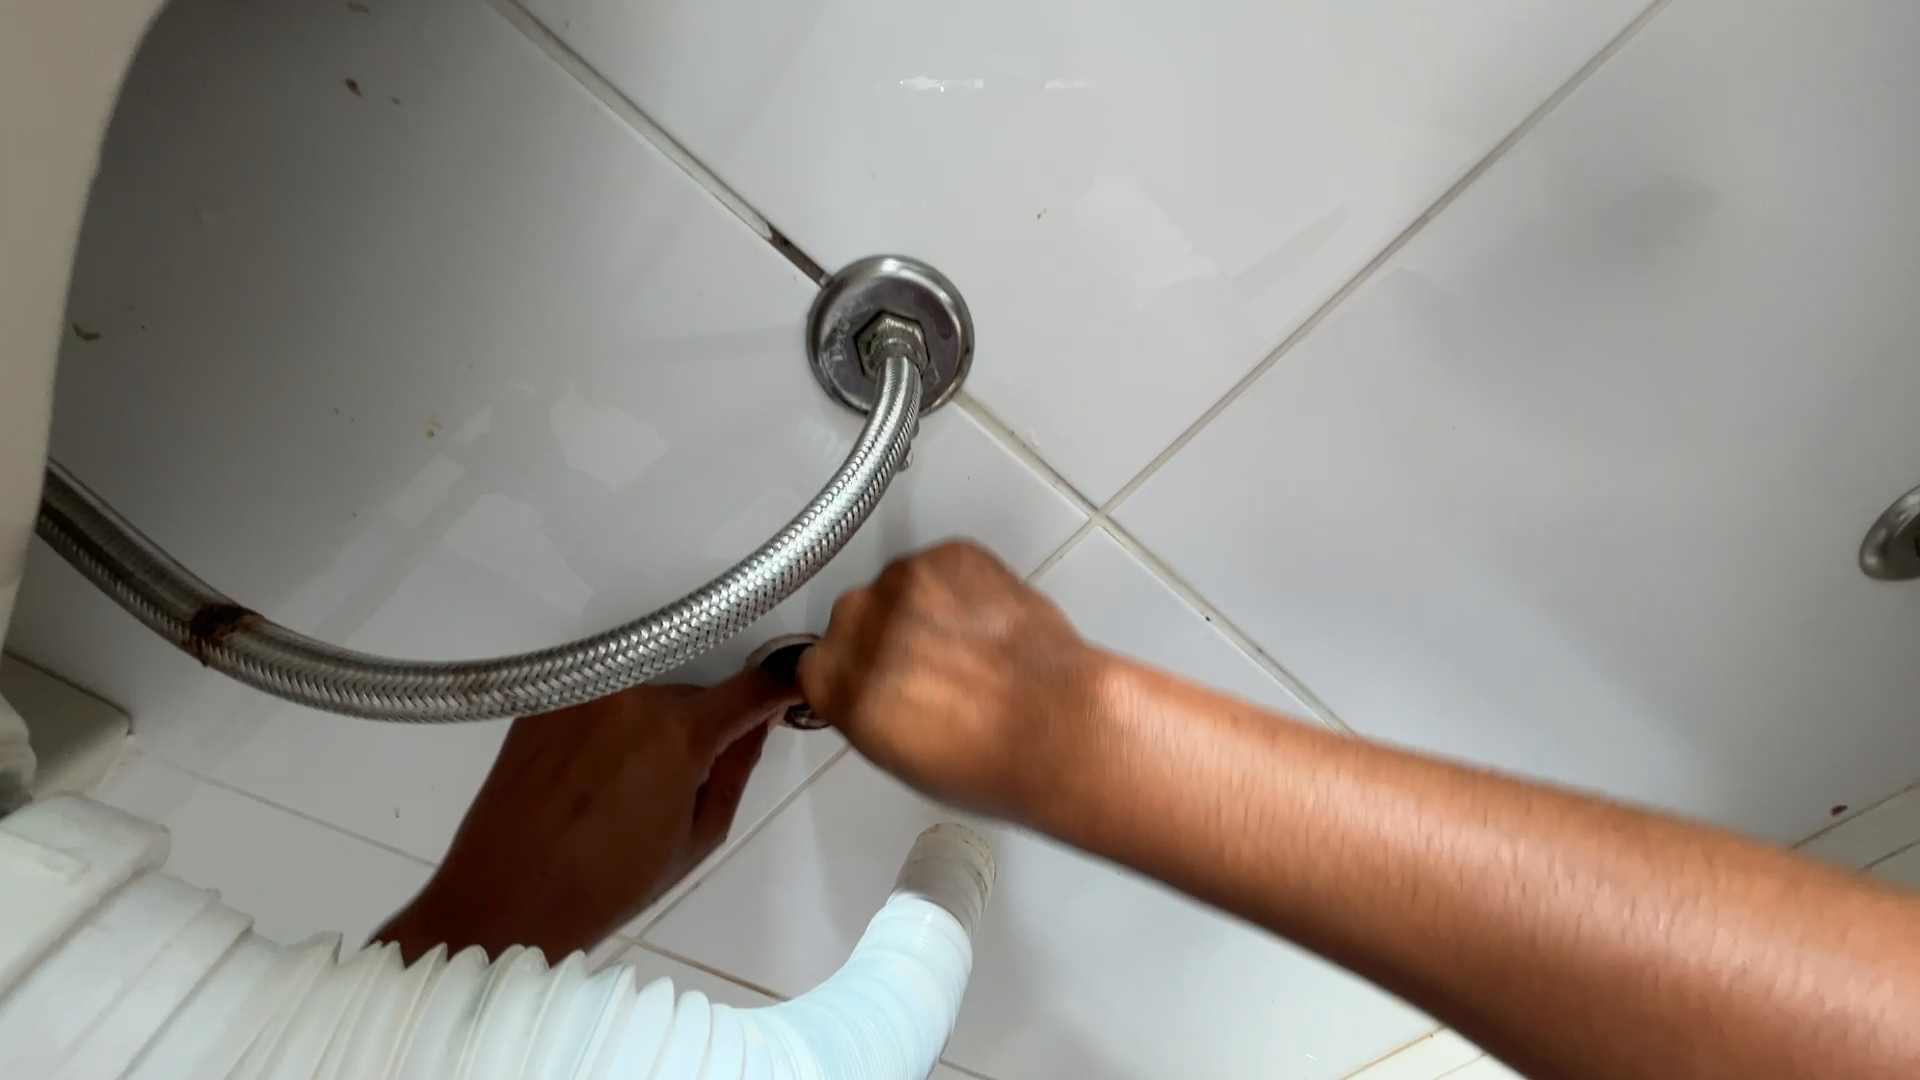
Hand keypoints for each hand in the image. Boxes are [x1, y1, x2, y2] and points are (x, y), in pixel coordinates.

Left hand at [374, 668, 797, 961]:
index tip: (799, 681)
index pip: (753, 688)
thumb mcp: (700, 836)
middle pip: (697, 694)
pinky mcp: (550, 698)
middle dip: (704, 723)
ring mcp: (587, 691)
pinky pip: (608, 696)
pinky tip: (592, 767)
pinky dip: (616, 720)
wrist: (503, 902)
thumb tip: (760, 720)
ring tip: (626, 776)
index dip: (783, 683)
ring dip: (658, 721)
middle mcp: (634, 694)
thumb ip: (738, 767)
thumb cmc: (611, 883)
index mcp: (679, 733)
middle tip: (683, 775)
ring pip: (652, 693)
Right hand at [797, 541, 1105, 823]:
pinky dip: (964, 586)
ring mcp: (906, 583)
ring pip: (901, 586)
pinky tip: (990, 623)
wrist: (1057, 724)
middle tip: (934, 664)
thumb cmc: (990, 760)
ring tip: (972, 646)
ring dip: (927, 607)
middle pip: (857, 616)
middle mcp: (859, 623)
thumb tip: (872, 689)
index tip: (877, 674)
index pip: (818, 660)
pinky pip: (945, 566)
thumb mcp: (897, 756)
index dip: (855, 668)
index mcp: (834, 680)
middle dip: (888, 633)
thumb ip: (865, 708)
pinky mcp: (951, 557)